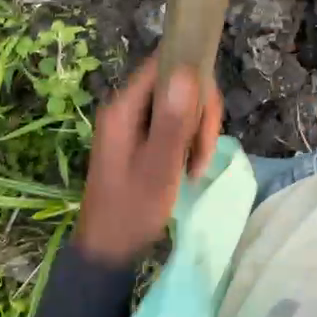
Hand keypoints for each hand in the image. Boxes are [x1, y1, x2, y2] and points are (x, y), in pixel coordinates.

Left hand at [74, 58, 223, 265]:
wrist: (107, 251)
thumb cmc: (132, 211)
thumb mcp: (157, 168)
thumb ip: (172, 121)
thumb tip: (188, 74)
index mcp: (124, 108)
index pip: (165, 64)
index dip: (193, 78)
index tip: (208, 115)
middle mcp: (126, 107)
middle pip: (177, 83)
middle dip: (199, 113)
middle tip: (202, 153)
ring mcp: (132, 123)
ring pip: (180, 104)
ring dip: (196, 131)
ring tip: (196, 166)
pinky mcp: (139, 139)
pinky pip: (173, 123)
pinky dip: (187, 142)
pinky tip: (189, 168)